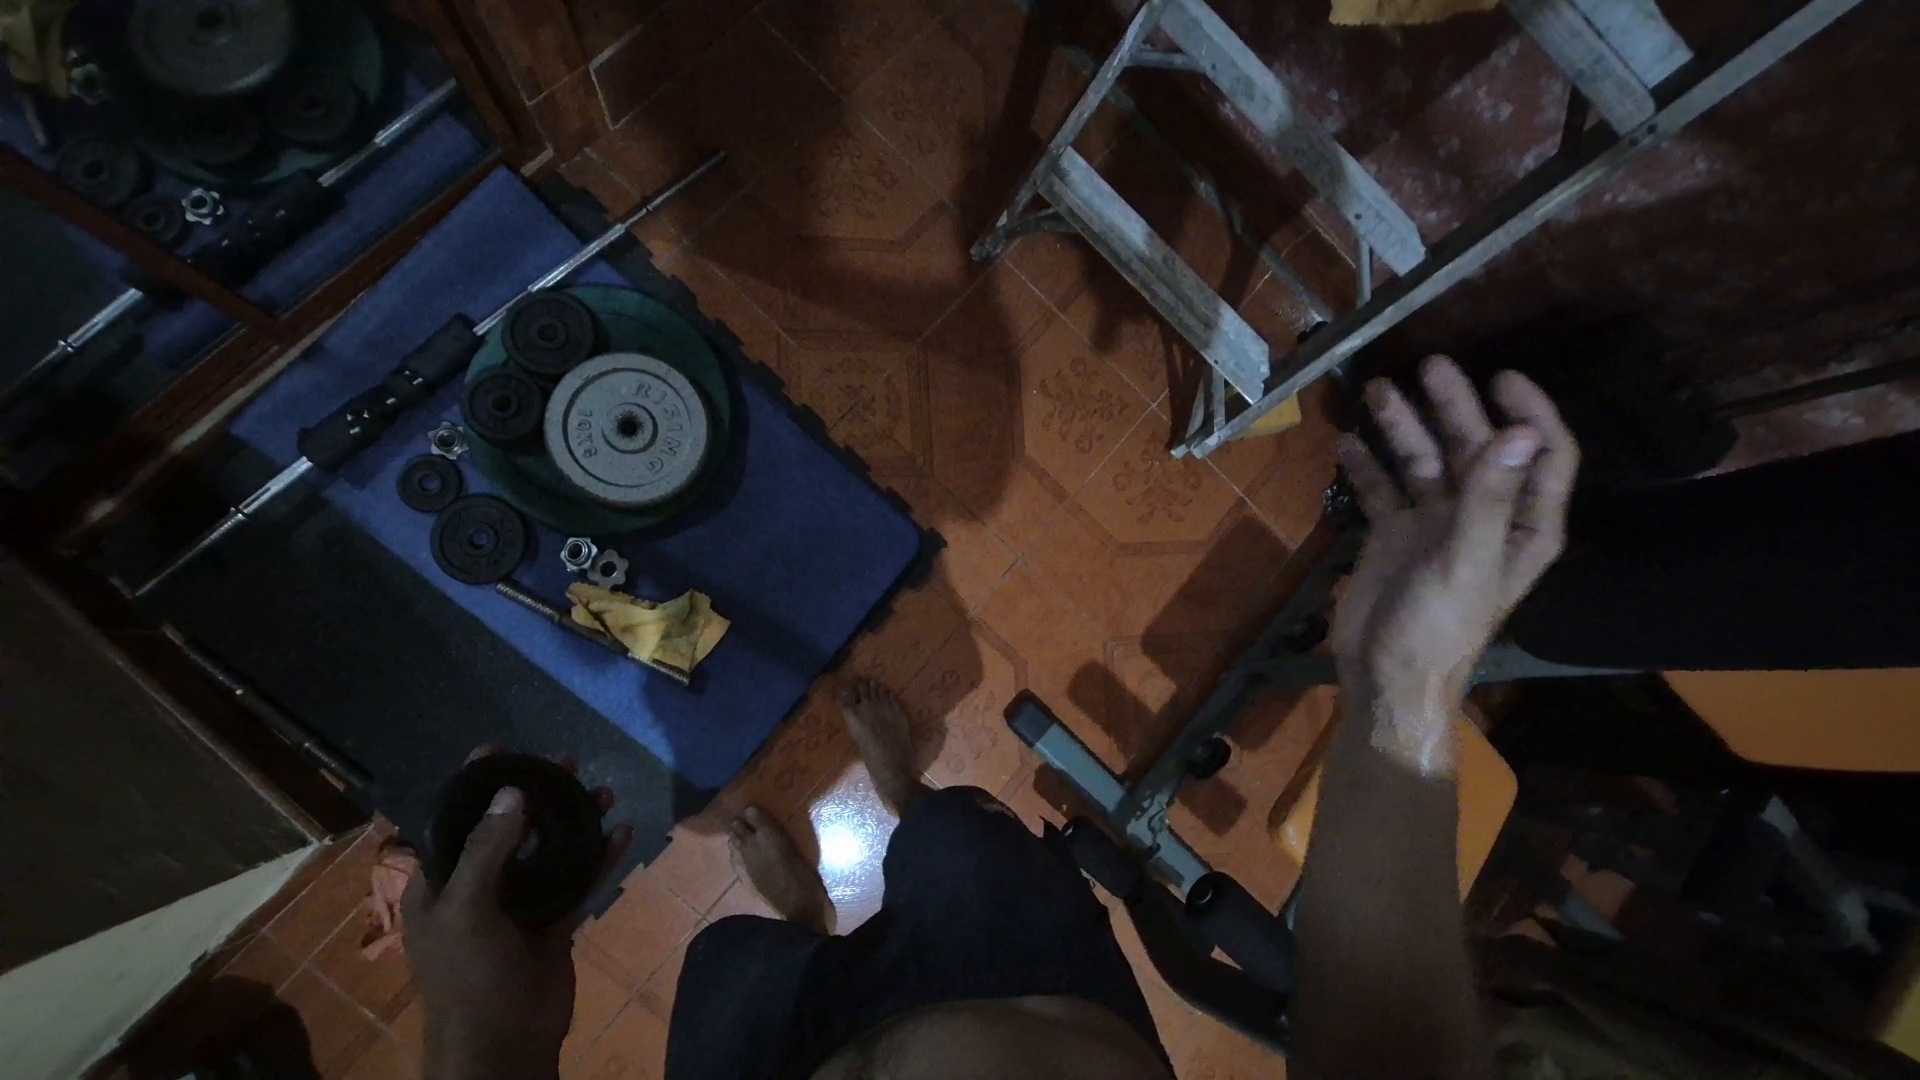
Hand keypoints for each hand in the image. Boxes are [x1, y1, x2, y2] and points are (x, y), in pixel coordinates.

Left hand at [404, 749, 632, 1079]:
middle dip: (538, 794)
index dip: (474, 785)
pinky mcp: (555, 918)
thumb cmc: (470, 975)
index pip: (457, 821)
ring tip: (604, 792)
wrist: (505, 1041)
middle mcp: (481, 886)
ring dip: (576, 820)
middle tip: (567, 762)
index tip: (498, 749)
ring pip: (551, 848)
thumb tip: (512, 792)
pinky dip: (600, 855)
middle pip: (512, 827)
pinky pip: (580, 877)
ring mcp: (521, 902)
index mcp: (444, 884)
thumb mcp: (468, 908)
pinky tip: (624, 832)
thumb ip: (488, 848)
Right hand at [1331, 357, 1577, 773]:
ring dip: (1402, 428)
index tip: (1501, 376)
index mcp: (1522, 525)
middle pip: (1474, 448)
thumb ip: (1490, 500)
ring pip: (1422, 463)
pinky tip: (1346, 445)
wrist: (1385, 674)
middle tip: (1428, 366)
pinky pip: (1381, 490)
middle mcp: (1482, 516)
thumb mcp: (1468, 562)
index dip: (1529, 413)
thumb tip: (1515, 432)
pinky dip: (1365, 467)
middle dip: (1453, 407)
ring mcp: (1433, 524)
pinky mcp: (1392, 536)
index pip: (1541, 455)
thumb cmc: (1438, 627)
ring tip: (1375, 391)